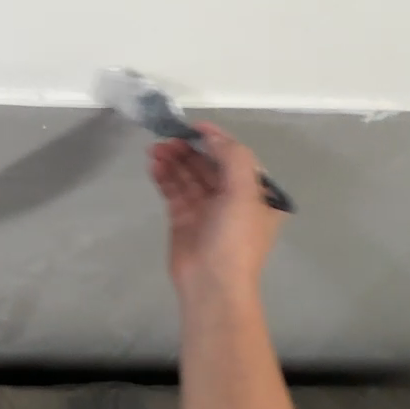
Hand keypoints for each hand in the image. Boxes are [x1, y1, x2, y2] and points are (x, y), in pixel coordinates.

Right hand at [147, 122, 281, 295]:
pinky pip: (173, 190)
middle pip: (209, 165)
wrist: (212, 283)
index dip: (217, 139)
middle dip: (190, 149)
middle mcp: (232, 199)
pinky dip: (164, 177)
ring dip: (173, 160)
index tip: (193, 126)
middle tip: (167, 137)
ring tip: (155, 149)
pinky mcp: (183, 218)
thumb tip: (212, 135)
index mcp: (256, 194)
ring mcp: (206, 209)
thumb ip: (232, 159)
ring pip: (188, 176)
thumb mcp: (244, 194)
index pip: (236, 158)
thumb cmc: (235, 239)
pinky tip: (153, 165)